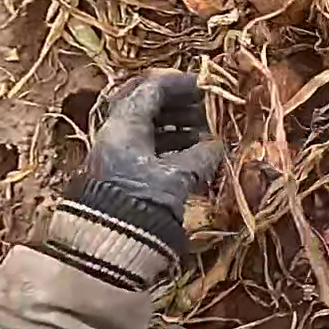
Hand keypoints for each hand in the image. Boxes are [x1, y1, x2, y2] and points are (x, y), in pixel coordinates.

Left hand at [83, 70, 223, 220]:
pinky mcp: (124, 173)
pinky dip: (173, 145)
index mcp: (125, 125)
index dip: (181, 84)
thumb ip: (201, 156)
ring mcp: (118, 154)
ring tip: (207, 133)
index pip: (152, 89)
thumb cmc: (144, 201)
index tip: (206, 86)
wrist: (109, 244)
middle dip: (182, 106)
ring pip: (150, 128)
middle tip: (210, 109)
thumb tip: (219, 146)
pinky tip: (194, 153)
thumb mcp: (178, 176)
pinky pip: (150, 148)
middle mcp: (117, 134)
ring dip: (179, 126)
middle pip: (149, 107)